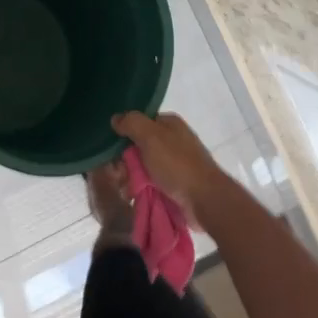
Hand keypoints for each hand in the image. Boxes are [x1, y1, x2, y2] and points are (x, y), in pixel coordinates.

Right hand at [111, 111, 231, 220]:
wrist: (204, 199)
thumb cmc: (177, 164)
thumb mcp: (151, 136)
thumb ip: (132, 123)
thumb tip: (116, 118)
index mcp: (168, 124)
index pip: (138, 123)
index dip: (123, 136)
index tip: (113, 152)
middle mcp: (171, 141)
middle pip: (138, 147)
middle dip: (124, 161)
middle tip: (118, 175)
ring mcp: (173, 164)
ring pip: (142, 167)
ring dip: (130, 177)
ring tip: (126, 189)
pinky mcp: (174, 184)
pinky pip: (150, 182)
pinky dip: (140, 188)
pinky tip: (133, 196)